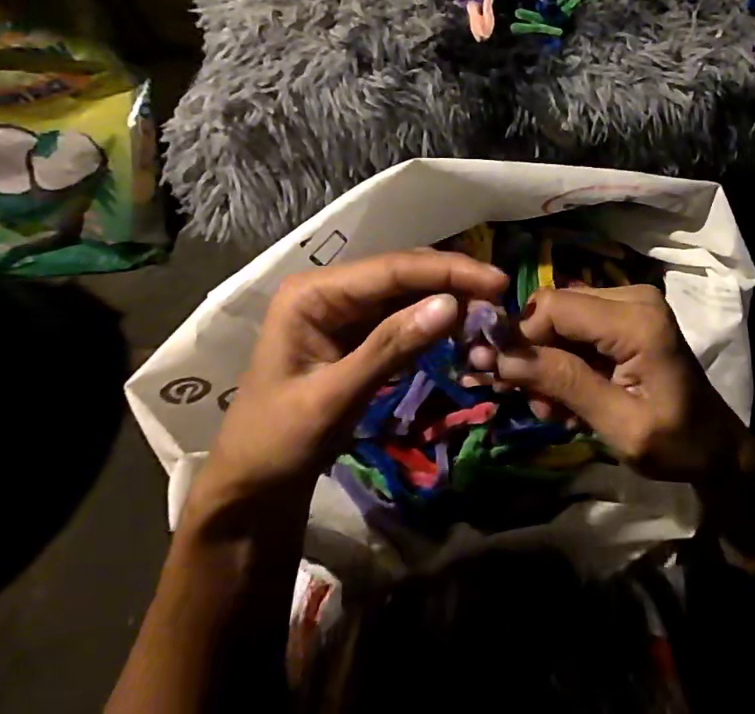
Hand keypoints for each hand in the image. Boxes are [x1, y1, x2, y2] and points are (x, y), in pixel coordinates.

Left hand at [187, 250, 506, 516]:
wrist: (252, 484)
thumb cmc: (277, 441)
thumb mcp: (334, 397)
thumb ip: (391, 348)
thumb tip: (452, 305)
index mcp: (313, 293)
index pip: (391, 269)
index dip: (448, 272)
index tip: (497, 281)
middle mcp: (331, 290)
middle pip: (404, 273)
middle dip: (453, 281)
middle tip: (502, 295)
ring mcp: (345, 311)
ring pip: (409, 292)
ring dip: (449, 298)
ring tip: (492, 309)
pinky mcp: (358, 333)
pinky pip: (404, 316)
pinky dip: (435, 320)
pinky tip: (464, 325)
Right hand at [492, 286, 751, 484]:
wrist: (716, 446)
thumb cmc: (677, 443)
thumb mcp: (619, 424)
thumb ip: (563, 383)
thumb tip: (499, 357)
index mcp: (637, 320)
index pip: (553, 307)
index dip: (519, 338)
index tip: (497, 377)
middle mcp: (631, 296)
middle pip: (553, 309)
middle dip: (533, 355)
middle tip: (534, 402)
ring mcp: (629, 302)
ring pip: (559, 319)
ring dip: (547, 364)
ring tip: (555, 409)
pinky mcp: (624, 316)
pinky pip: (575, 327)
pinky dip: (563, 361)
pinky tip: (570, 398)